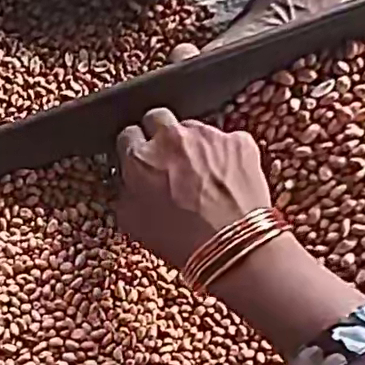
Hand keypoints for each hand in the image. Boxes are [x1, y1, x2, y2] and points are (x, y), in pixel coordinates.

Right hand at [115, 107, 271, 271]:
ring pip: (193, 128)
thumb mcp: (133, 224)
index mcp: (140, 159)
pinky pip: (226, 140)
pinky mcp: (239, 141)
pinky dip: (223, 155)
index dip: (132, 148)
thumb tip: (128, 185)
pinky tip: (223, 179)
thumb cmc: (180, 239)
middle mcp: (171, 139)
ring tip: (198, 176)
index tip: (138, 159)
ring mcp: (208, 136)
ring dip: (192, 145)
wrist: (230, 246)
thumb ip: (125, 194)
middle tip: (164, 158)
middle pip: (157, 117)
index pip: (127, 135)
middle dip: (158, 133)